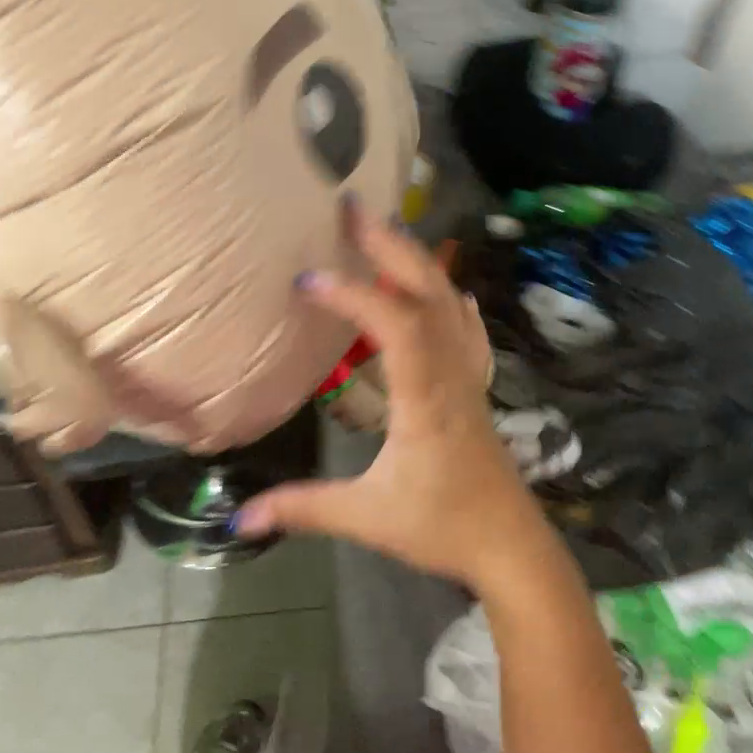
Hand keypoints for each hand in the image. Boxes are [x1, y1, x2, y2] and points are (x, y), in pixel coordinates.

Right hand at [236, 204, 555, 587]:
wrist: (511, 544)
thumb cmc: (443, 527)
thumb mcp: (368, 518)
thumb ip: (306, 508)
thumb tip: (240, 518)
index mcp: (425, 397)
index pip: (394, 325)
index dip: (353, 294)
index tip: (309, 280)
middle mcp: (451, 372)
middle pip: (426, 293)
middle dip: (389, 246)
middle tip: (352, 208)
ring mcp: (470, 374)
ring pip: (448, 301)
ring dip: (416, 261)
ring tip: (385, 231)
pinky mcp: (477, 385)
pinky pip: (466, 326)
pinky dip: (449, 297)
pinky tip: (446, 289)